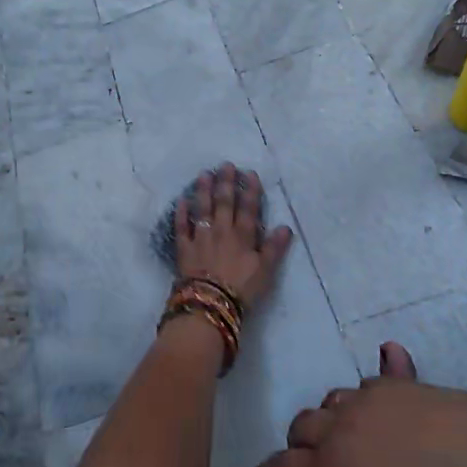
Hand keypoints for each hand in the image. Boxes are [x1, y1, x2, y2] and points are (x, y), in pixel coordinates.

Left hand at [174, 163, 292, 306]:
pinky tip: (181, 200)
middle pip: (224, 203)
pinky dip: (181, 213)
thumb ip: (274, 248)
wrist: (210, 302)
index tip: (249, 173)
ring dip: (203, 191)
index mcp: (243, 236)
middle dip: (226, 183)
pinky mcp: (184, 248)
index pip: (248, 209)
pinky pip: (182, 227)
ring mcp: (201, 237)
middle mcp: (222, 231)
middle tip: (225, 165)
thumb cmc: (242, 289)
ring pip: (202, 209)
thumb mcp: (266, 271)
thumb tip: (285, 227)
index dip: (250, 190)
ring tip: (204, 174)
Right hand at [252, 342, 466, 466]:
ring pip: (335, 400)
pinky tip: (389, 355)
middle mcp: (340, 427)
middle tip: (310, 460)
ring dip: (332, 416)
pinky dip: (379, 377)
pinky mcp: (406, 386)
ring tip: (348, 431)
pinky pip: (381, 376)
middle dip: (298, 443)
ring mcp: (372, 401)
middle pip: (302, 426)